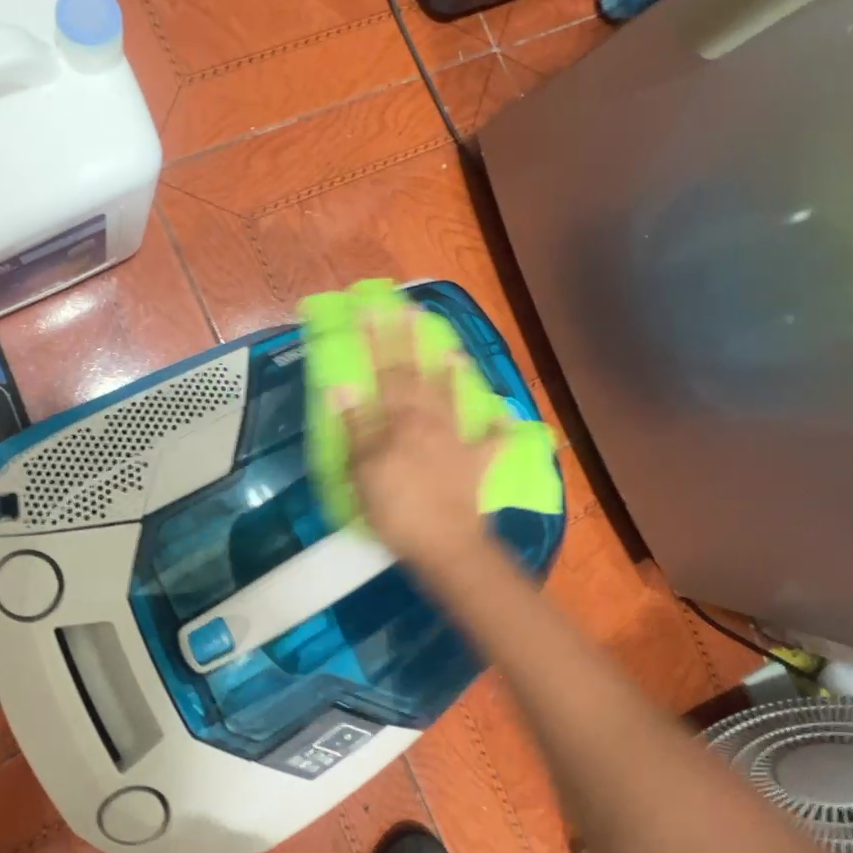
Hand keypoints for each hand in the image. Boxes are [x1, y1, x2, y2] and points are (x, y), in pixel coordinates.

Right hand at [339, 307, 505, 568]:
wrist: (445, 545)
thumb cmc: (395, 508)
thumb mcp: (362, 469)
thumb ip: (355, 425)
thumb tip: (344, 384)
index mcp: (399, 419)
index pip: (384, 370)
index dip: (376, 338)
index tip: (371, 307)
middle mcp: (429, 421)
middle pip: (418, 375)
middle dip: (410, 341)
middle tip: (410, 310)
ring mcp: (457, 441)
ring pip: (453, 399)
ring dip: (452, 372)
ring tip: (454, 347)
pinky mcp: (477, 466)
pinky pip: (493, 443)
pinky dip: (501, 429)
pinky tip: (507, 415)